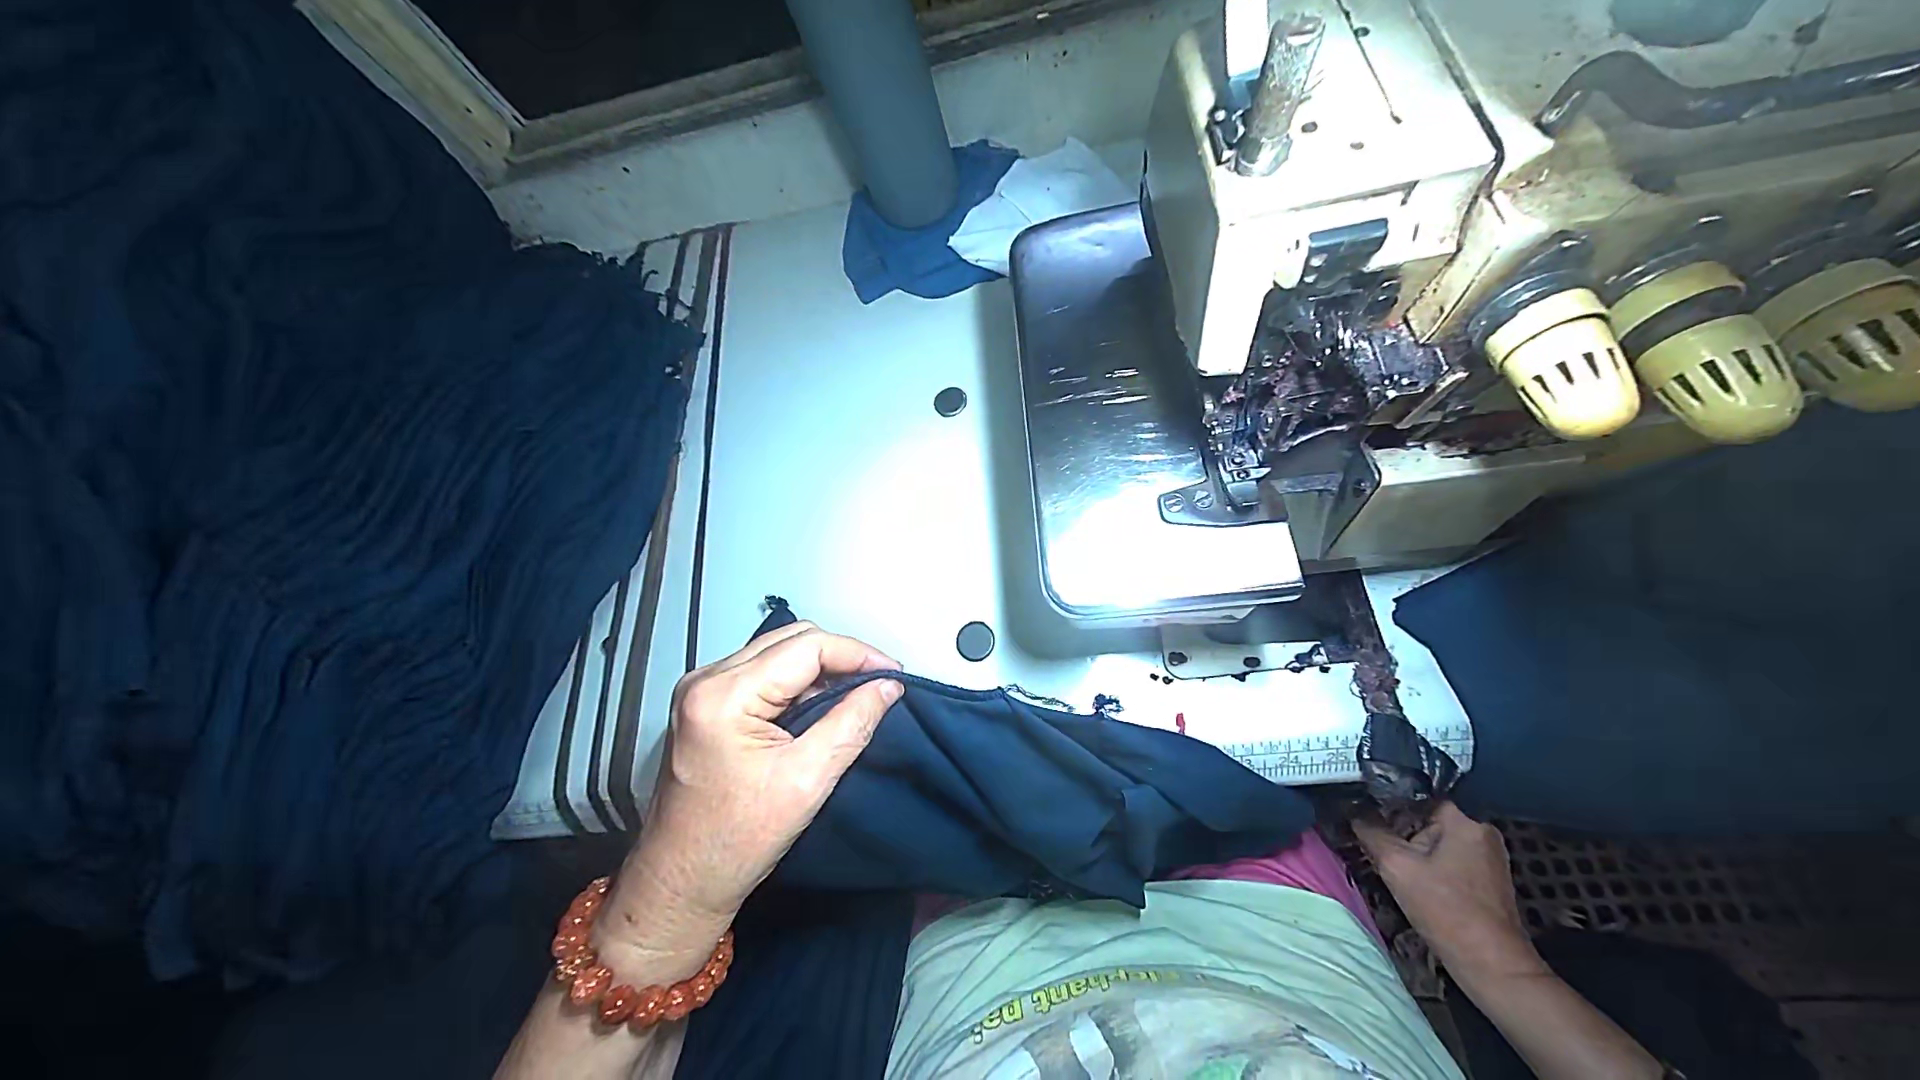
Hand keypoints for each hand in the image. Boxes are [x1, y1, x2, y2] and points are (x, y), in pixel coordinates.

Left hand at [595, 622, 902, 967]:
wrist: (680, 882)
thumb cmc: (734, 843)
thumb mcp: (807, 781)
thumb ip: (852, 723)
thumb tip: (887, 687)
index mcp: (724, 695)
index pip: (806, 647)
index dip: (857, 653)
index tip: (892, 674)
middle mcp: (707, 679)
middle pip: (792, 640)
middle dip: (841, 657)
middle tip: (879, 683)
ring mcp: (703, 689)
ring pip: (780, 651)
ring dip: (822, 668)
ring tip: (856, 694)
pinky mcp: (708, 702)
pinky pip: (765, 672)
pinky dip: (800, 682)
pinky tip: (822, 704)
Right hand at [1353, 801, 1546, 981]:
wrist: (1491, 966)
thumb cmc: (1445, 910)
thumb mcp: (1396, 865)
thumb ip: (1370, 830)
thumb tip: (1353, 810)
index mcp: (1465, 821)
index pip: (1415, 794)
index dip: (1384, 800)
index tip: (1360, 808)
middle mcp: (1481, 831)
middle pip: (1424, 815)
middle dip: (1396, 825)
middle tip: (1369, 835)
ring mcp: (1486, 854)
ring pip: (1433, 835)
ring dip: (1409, 844)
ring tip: (1386, 854)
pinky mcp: (1485, 875)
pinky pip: (1445, 853)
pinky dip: (1425, 859)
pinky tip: (1408, 872)